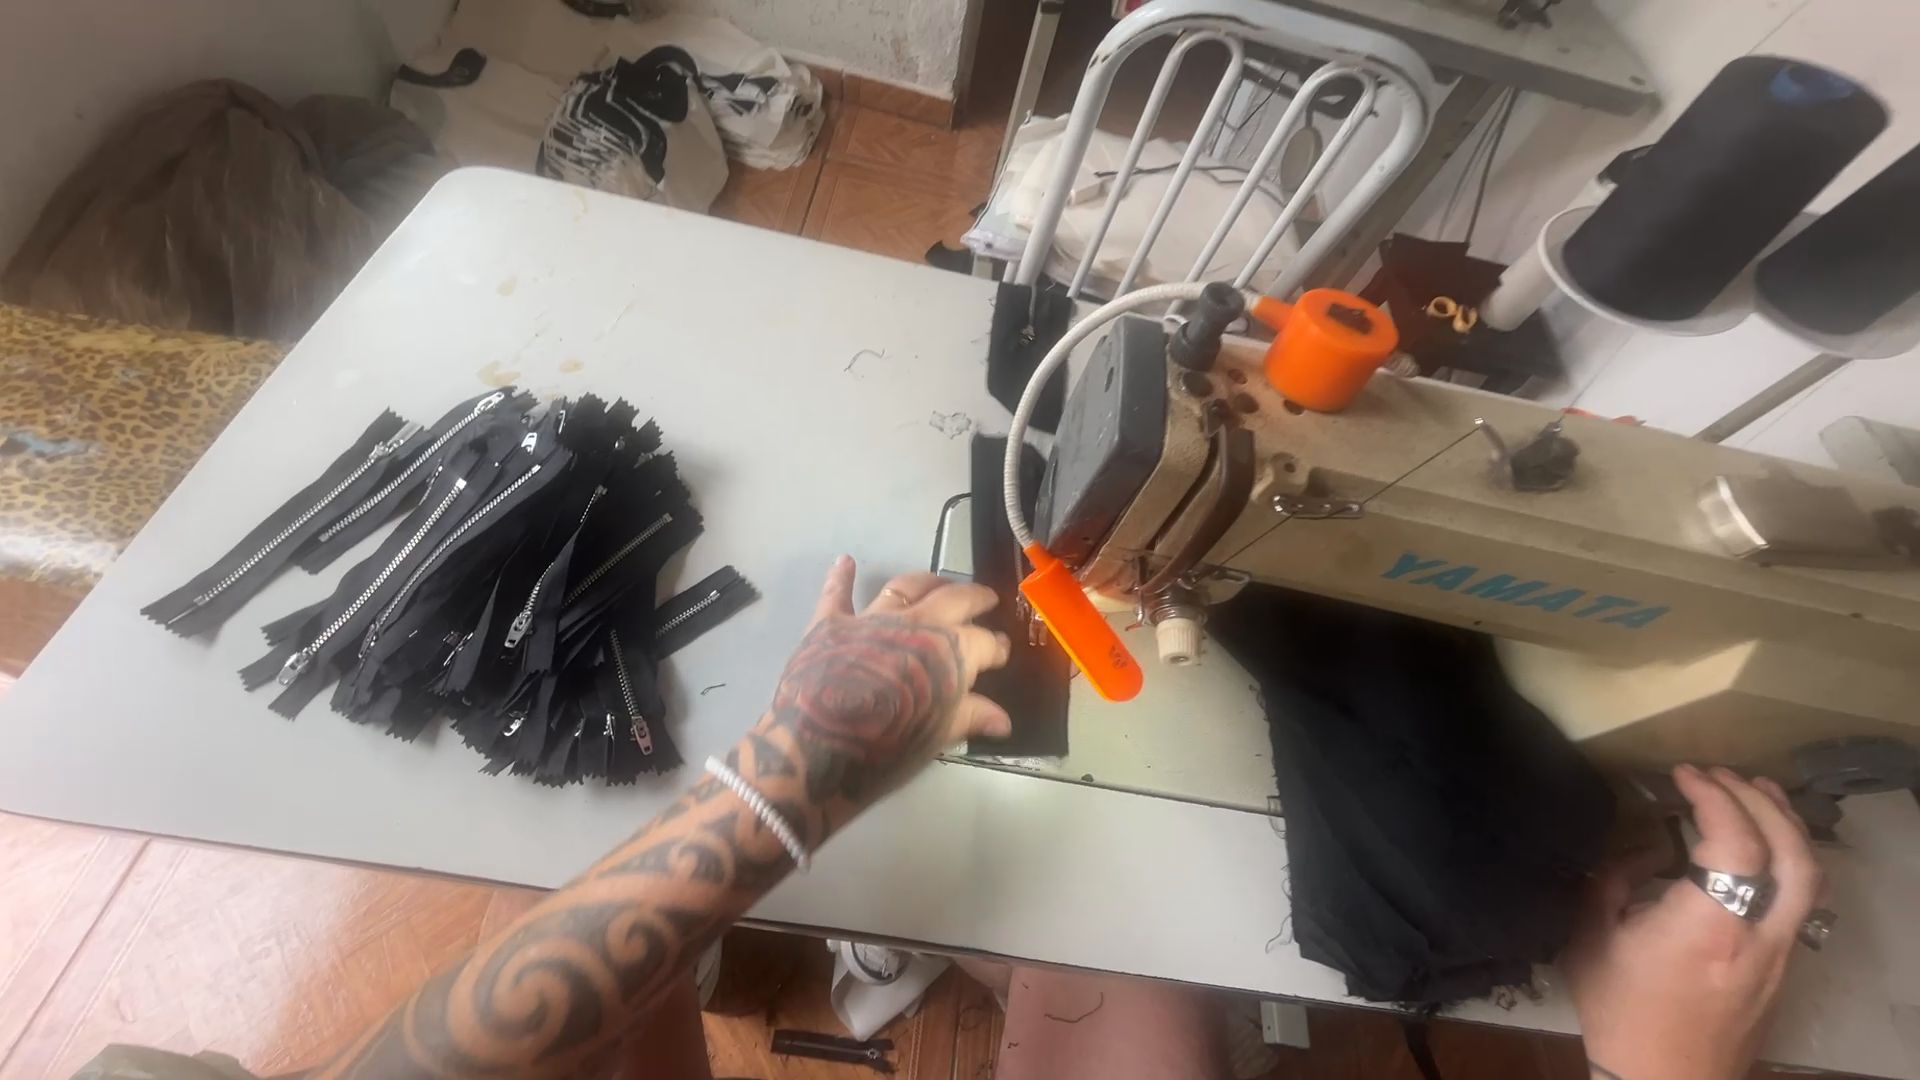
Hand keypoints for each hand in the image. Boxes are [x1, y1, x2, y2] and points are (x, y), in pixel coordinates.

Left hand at [731, 556, 1011, 842]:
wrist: (816, 747)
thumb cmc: (886, 747)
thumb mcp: (935, 737)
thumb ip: (969, 717)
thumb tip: (1002, 719)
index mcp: (950, 651)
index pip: (985, 643)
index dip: (997, 647)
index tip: (1002, 651)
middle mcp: (917, 622)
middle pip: (954, 599)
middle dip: (975, 597)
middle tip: (986, 599)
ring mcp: (873, 617)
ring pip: (906, 585)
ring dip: (927, 581)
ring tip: (939, 582)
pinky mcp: (832, 622)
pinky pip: (838, 593)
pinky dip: (842, 576)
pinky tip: (845, 561)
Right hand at [1566, 765, 1823, 1079]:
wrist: (1666, 1075)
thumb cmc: (1618, 1004)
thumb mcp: (1589, 934)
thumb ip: (1612, 881)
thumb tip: (1638, 848)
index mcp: (1706, 926)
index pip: (1736, 847)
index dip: (1715, 799)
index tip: (1683, 773)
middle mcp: (1760, 937)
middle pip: (1794, 857)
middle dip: (1762, 803)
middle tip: (1718, 773)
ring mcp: (1783, 953)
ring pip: (1812, 878)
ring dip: (1787, 826)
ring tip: (1753, 790)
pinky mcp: (1784, 964)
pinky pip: (1802, 897)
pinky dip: (1787, 854)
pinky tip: (1758, 841)